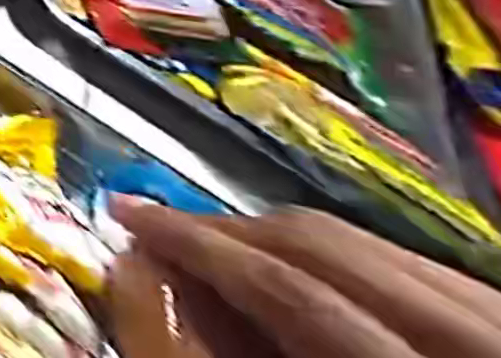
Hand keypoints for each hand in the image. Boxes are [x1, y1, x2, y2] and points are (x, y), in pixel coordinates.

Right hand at [108, 198, 500, 357]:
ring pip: (385, 253)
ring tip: (222, 249)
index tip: (126, 214)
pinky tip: (307, 282)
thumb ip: (197, 353)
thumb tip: (137, 265)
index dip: (195, 243)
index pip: (290, 293)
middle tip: (160, 226)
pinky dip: (354, 268)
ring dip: (285, 243)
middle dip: (230, 231)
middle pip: (335, 253)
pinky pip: (433, 278)